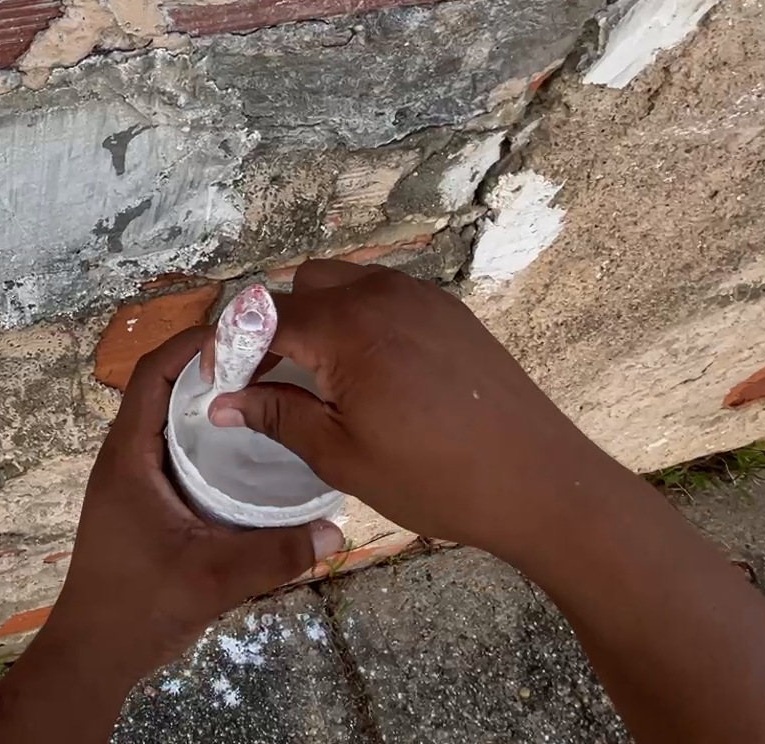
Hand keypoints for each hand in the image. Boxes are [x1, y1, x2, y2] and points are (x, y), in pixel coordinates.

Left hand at [0, 327, 344, 743]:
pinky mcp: (138, 495)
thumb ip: (274, 555)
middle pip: (159, 387)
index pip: (150, 375)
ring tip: (255, 392)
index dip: (186, 345)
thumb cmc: (140, 605)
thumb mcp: (213, 578)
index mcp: (128, 455)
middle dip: (203, 365)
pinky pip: (168, 443)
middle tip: (259, 360)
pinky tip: (239, 450)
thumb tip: (336, 530)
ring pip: (163, 415)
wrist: (94, 651)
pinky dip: (199, 432)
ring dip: (201, 398)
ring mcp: (128, 475)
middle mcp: (124, 454)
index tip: (234, 335)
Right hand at [205, 260, 623, 563]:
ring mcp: (417, 294)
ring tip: (325, 370)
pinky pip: (381, 290)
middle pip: (300, 286)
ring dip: (317, 314)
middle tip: (277, 377)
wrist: (544, 483)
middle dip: (276, 325)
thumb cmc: (434, 478)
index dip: (233, 347)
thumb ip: (275, 415)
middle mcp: (378, 293)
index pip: (263, 317)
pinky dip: (358, 314)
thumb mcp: (340, 455)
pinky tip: (373, 364)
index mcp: (346, 328)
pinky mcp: (446, 307)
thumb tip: (220, 402)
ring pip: (341, 279)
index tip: (224, 383)